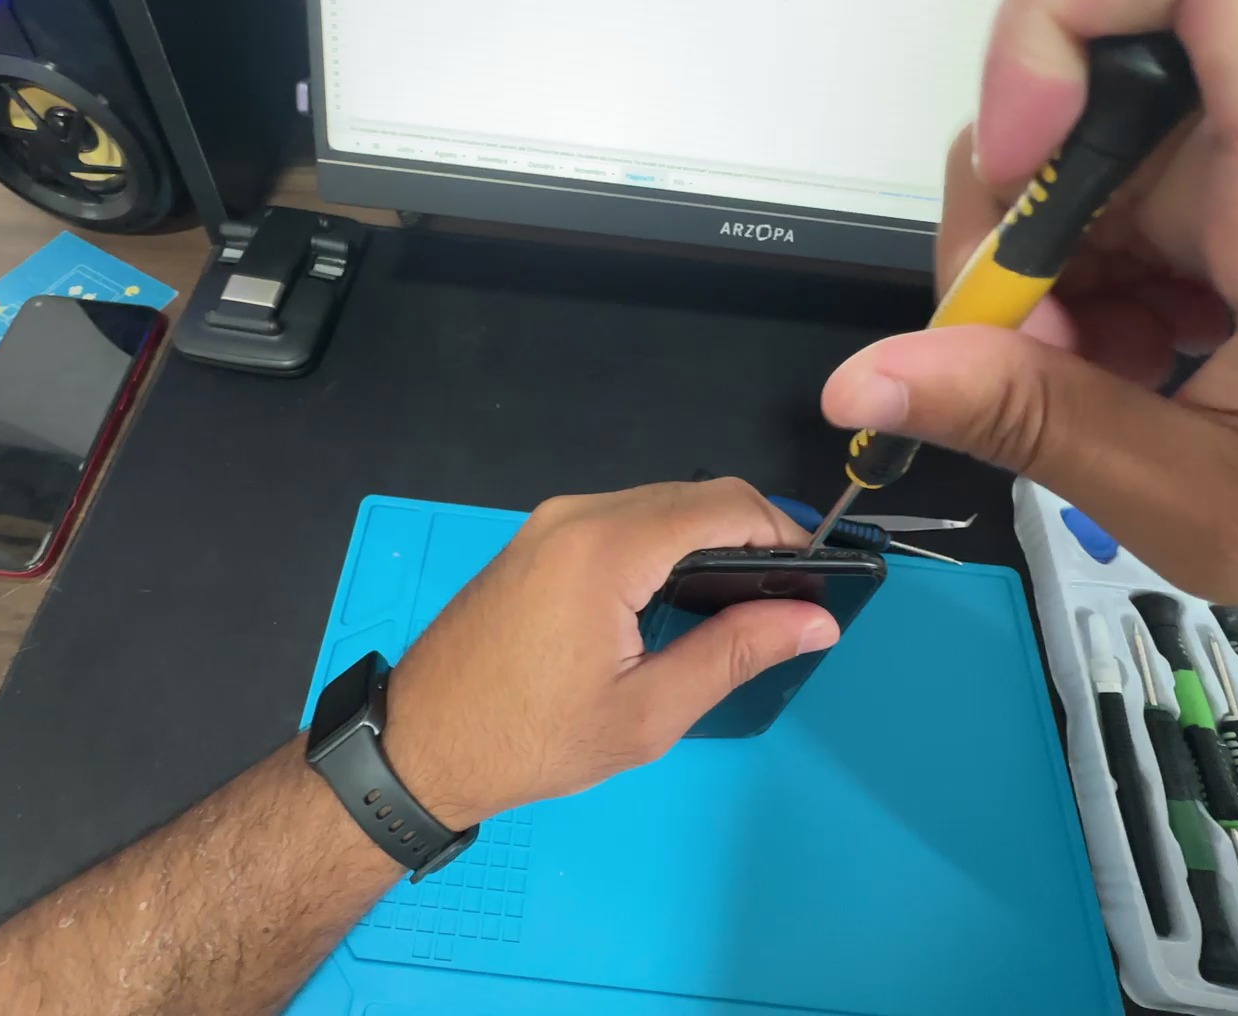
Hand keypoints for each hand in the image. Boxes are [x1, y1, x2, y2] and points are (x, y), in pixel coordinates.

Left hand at [377, 479, 840, 827]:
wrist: (421, 740)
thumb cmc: (534, 737)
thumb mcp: (647, 711)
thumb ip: (735, 652)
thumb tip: (815, 619)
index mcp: (606, 547)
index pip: (721, 504)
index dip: (781, 529)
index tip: (814, 575)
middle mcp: (577, 513)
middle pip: (689, 497)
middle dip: (748, 533)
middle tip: (781, 596)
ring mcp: (551, 520)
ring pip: (655, 504)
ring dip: (704, 538)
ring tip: (737, 600)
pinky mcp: (538, 537)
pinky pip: (620, 519)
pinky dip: (662, 542)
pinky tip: (676, 591)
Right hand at [824, 0, 1237, 668]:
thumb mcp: (1203, 510)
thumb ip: (1024, 424)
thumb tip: (857, 384)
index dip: (1073, 12)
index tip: (1016, 160)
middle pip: (1114, 67)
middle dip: (1012, 207)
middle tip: (1006, 338)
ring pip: (1104, 142)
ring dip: (1042, 259)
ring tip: (1074, 372)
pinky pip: (1140, 191)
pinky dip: (1087, 275)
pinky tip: (1119, 359)